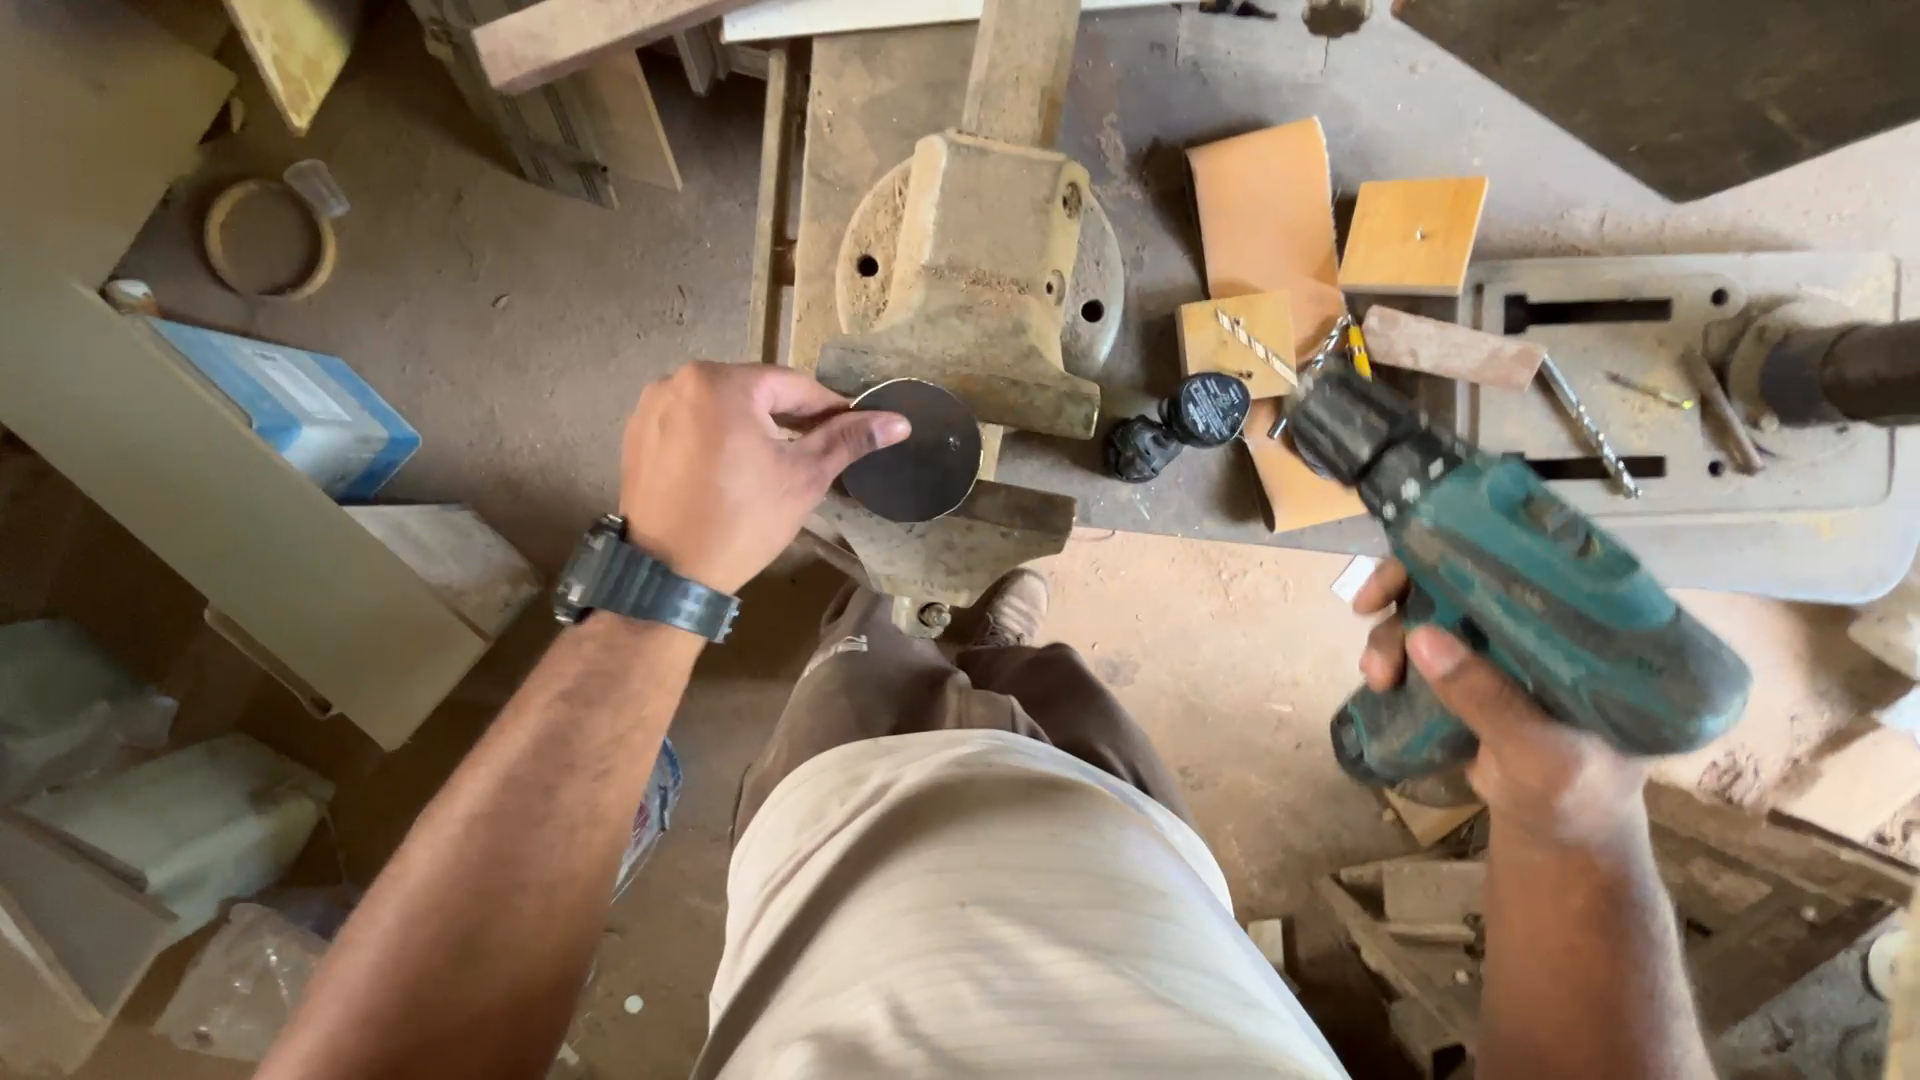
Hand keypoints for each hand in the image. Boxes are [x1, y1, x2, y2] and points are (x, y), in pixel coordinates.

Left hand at [618, 362, 908, 594]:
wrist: (668, 575)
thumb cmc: (743, 521)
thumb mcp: (803, 477)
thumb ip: (848, 440)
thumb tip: (899, 422)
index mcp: (722, 382)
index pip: (794, 385)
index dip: (830, 408)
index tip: (854, 428)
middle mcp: (679, 380)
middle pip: (755, 392)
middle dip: (789, 418)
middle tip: (817, 449)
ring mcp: (652, 407)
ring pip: (723, 408)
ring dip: (753, 427)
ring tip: (777, 462)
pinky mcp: (637, 434)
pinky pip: (692, 424)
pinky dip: (718, 438)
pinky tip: (732, 470)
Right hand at [1354, 560, 1648, 849]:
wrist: (1557, 833)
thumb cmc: (1576, 791)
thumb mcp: (1541, 752)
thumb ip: (1489, 699)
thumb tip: (1422, 636)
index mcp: (1580, 628)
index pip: (1525, 562)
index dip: (1467, 548)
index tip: (1417, 560)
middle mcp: (1535, 624)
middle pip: (1460, 575)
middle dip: (1404, 586)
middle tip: (1366, 606)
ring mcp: (1496, 646)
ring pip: (1427, 611)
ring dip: (1390, 634)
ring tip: (1378, 675)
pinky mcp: (1465, 670)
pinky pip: (1415, 645)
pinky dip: (1388, 654)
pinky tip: (1379, 679)